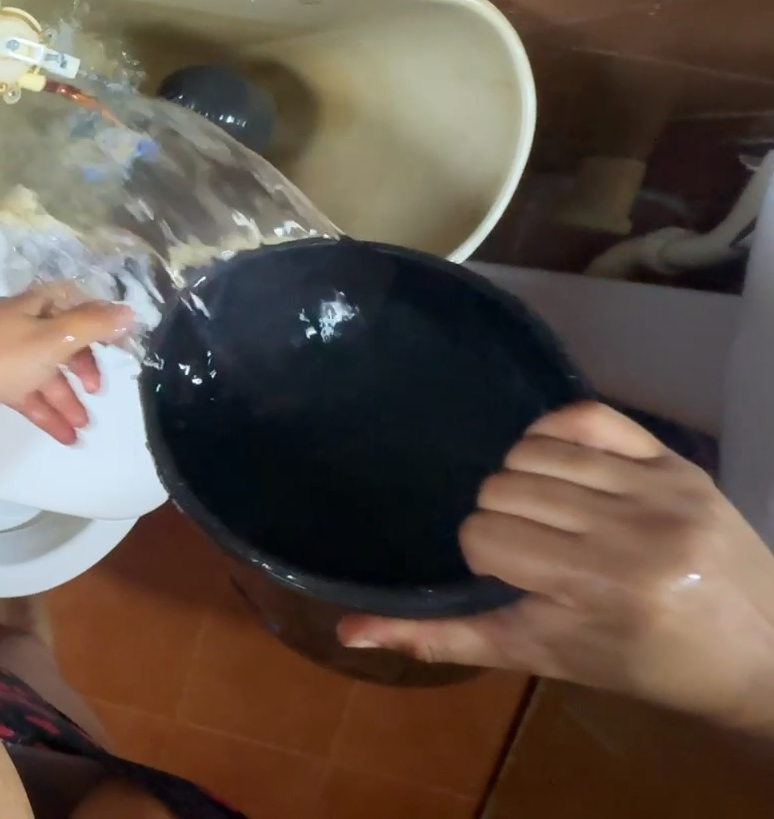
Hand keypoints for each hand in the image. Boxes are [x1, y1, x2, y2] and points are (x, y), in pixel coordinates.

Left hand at [0, 290, 135, 445]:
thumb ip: (93, 325)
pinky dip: (46, 412)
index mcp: (35, 307)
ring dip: (66, 399)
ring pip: (46, 374)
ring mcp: (6, 354)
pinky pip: (28, 394)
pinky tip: (65, 436)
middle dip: (83, 369)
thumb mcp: (53, 339)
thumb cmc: (0, 357)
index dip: (102, 323)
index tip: (123, 347)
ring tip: (83, 426)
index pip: (77, 306)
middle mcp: (22, 325)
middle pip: (63, 343)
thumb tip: (128, 311)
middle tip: (97, 391)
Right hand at [338, 403, 773, 734]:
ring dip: (523, 481)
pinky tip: (562, 469)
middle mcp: (639, 533)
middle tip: (535, 549)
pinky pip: (582, 418)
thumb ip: (440, 639)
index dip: (487, 558)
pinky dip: (553, 435)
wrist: (766, 656)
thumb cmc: (639, 660)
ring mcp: (665, 491)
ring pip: (530, 454)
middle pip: (502, 490)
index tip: (519, 580)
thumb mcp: (536, 655)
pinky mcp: (679, 464)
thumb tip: (346, 631)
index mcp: (603, 587)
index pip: (484, 536)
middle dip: (503, 519)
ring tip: (550, 513)